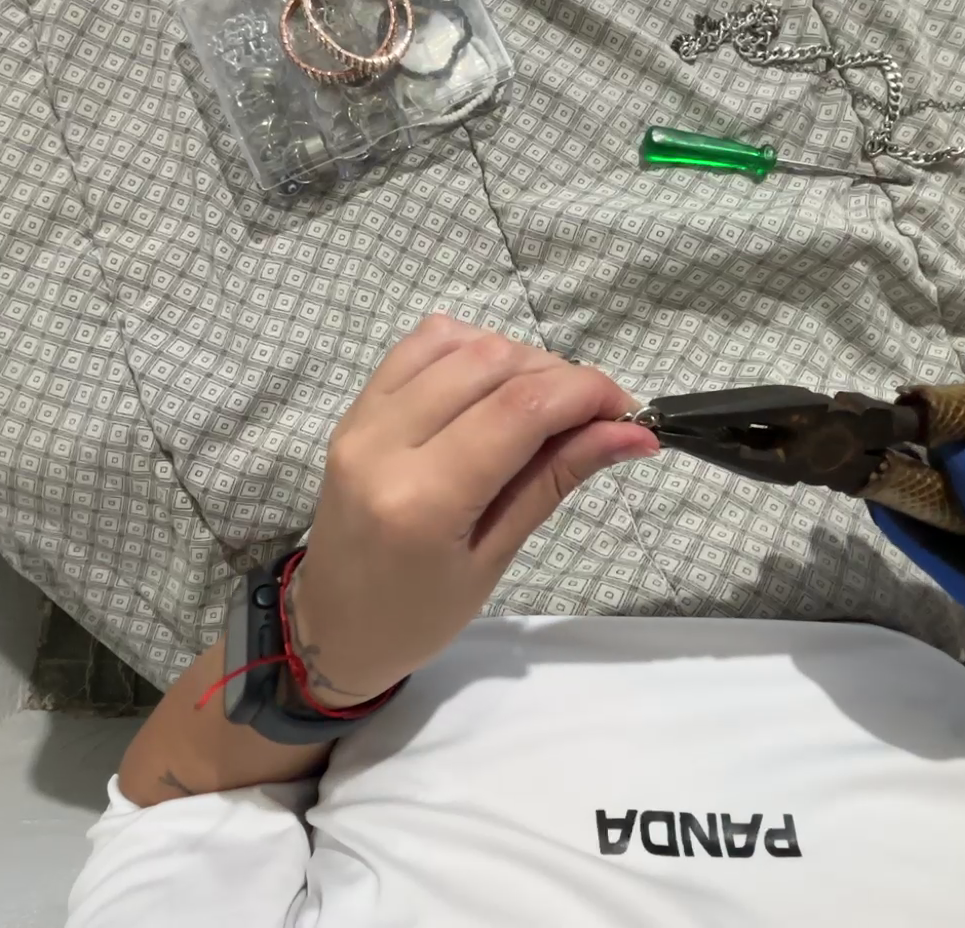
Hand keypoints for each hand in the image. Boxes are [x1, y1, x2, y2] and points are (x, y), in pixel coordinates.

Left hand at [284, 316, 658, 707]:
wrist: (333, 623)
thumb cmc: (419, 615)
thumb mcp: (497, 557)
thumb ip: (556, 479)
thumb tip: (630, 434)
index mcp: (421, 500)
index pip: (519, 409)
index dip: (586, 393)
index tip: (627, 412)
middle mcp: (383, 442)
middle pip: (493, 364)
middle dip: (561, 376)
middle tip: (594, 416)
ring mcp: (361, 418)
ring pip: (459, 342)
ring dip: (519, 359)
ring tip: (544, 404)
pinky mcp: (354, 407)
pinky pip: (420, 345)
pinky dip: (472, 350)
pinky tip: (493, 385)